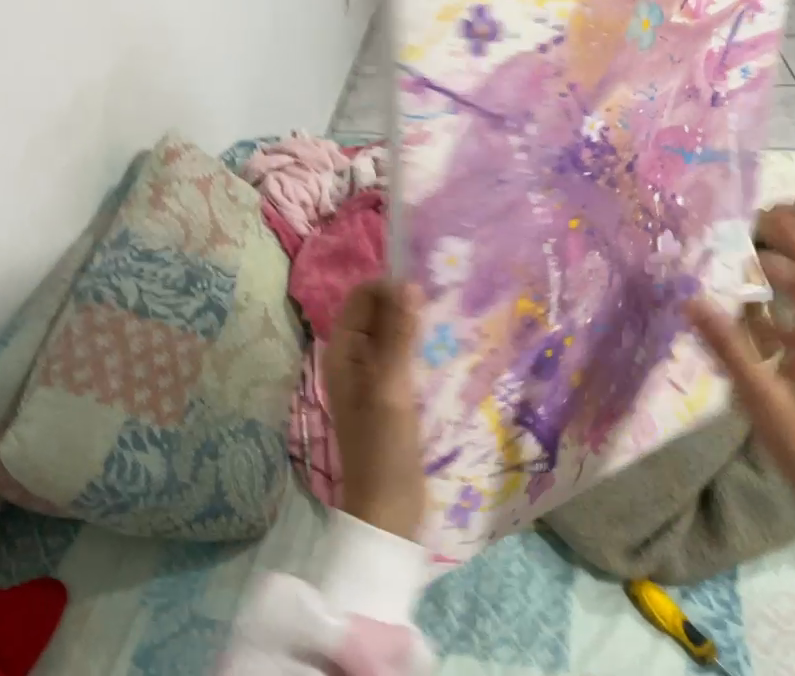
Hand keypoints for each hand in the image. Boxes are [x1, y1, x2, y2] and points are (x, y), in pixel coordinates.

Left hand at [326, 280, 426, 539]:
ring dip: (418, 326)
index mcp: (342, 352)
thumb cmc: (384, 448)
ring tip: (452, 323)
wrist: (388, 509)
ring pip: (395, 335)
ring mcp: (373, 378)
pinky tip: (449, 351)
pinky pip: (406, 358)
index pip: (362, 297)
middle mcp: (353, 359)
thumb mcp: (392, 387)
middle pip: (379, 313)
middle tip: (446, 302)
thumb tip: (409, 284)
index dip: (391, 288)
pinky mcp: (393, 395)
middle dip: (407, 303)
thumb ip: (399, 335)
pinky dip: (423, 349)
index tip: (429, 289)